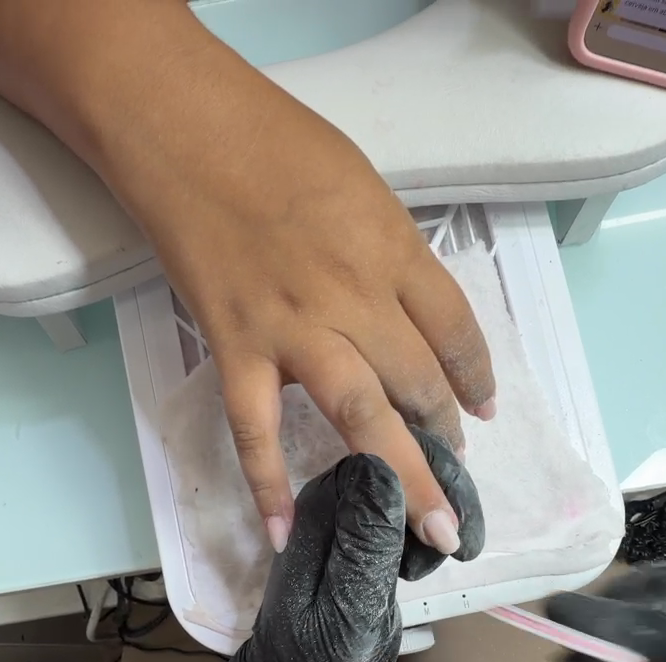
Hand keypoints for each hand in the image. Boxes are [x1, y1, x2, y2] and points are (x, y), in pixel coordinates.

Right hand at [110, 73, 493, 558]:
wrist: (183, 127)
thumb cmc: (274, 142)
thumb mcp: (361, 189)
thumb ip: (391, 257)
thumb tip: (409, 316)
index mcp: (392, 248)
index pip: (455, 328)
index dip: (475, 377)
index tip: (482, 411)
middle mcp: (354, 296)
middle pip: (417, 382)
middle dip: (445, 440)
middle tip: (456, 487)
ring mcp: (293, 329)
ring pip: (359, 413)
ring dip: (402, 475)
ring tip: (427, 526)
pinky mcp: (236, 349)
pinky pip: (255, 430)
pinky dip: (267, 485)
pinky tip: (283, 531)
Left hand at [219, 440, 480, 661]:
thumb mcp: (348, 609)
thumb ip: (366, 544)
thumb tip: (387, 469)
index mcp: (320, 509)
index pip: (384, 453)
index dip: (428, 482)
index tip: (452, 539)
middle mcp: (331, 500)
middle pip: (401, 457)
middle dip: (444, 494)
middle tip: (465, 548)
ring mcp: (348, 515)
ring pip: (410, 478)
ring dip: (443, 510)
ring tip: (449, 558)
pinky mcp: (363, 534)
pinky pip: (405, 507)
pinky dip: (431, 527)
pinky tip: (433, 560)